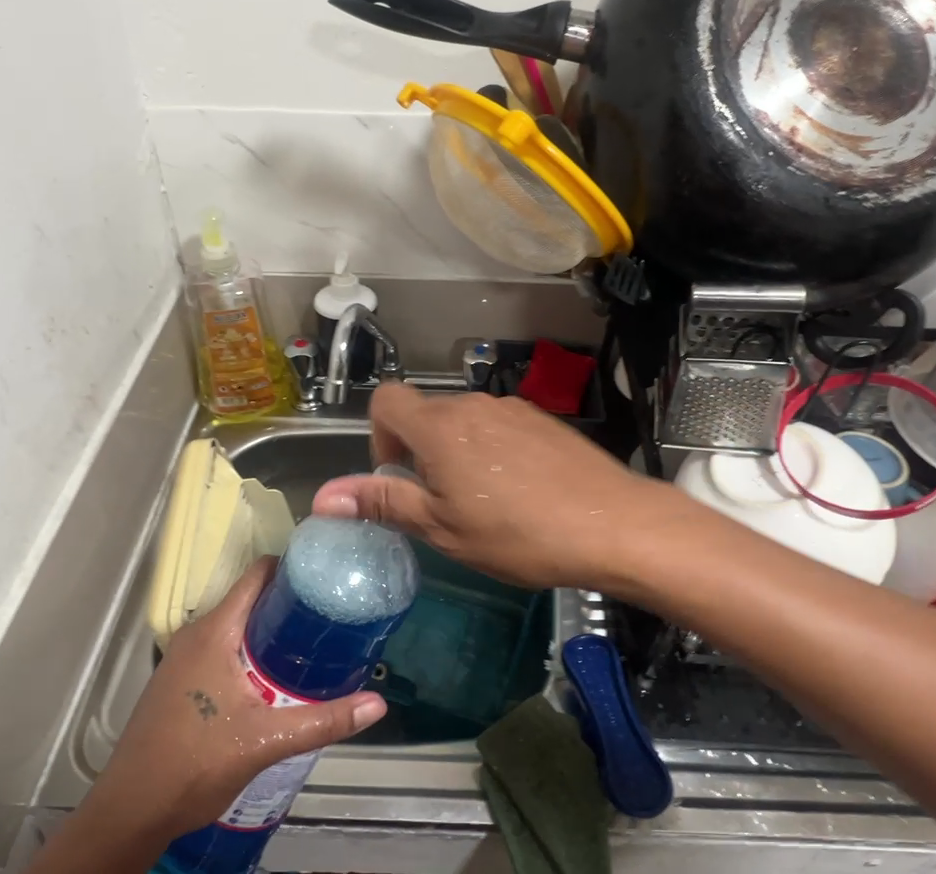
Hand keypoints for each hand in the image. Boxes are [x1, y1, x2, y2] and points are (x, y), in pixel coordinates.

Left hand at [29, 559, 386, 872]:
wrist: (130, 811)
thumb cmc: (194, 765)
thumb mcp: (266, 741)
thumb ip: (323, 721)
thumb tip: (378, 704)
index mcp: (215, 631)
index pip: (258, 575)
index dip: (295, 567)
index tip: (331, 575)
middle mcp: (197, 634)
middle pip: (252, 600)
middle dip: (293, 604)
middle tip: (335, 615)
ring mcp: (186, 658)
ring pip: (239, 627)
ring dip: (274, 632)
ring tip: (317, 645)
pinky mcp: (182, 681)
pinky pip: (226, 649)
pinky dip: (254, 652)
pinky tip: (279, 678)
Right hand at [310, 382, 672, 588]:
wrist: (612, 523)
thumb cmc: (518, 534)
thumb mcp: (443, 529)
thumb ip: (383, 504)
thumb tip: (323, 496)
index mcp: (440, 427)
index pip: (385, 400)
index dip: (379, 437)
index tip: (399, 479)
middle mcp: (473, 405)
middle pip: (426, 412)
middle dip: (419, 451)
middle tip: (441, 503)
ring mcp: (513, 408)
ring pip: (464, 421)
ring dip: (456, 452)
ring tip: (483, 502)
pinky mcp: (544, 419)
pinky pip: (499, 426)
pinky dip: (491, 450)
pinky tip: (519, 492)